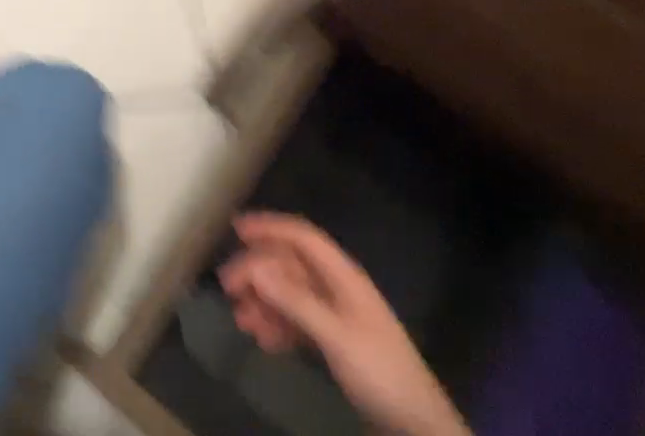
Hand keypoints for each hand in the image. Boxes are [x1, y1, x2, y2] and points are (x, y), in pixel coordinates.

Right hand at [220, 213, 469, 435]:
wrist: (417, 424)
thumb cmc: (380, 372)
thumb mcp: (336, 336)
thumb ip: (295, 301)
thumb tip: (255, 266)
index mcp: (344, 278)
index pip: (303, 238)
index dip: (270, 227)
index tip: (235, 229)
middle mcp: (338, 289)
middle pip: (290, 266)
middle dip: (258, 273)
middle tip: (228, 288)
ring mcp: (336, 315)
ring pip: (290, 295)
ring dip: (264, 303)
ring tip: (242, 321)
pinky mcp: (334, 340)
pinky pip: (297, 321)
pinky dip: (278, 326)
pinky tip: (264, 340)